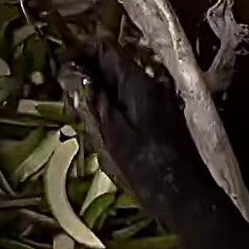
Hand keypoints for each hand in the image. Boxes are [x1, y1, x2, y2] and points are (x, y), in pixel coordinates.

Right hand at [54, 27, 248, 248]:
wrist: (187, 199)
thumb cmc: (147, 166)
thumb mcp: (111, 131)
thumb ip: (92, 97)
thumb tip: (72, 71)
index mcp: (138, 83)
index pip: (106, 48)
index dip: (80, 50)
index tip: (61, 64)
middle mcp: (149, 85)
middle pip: (110, 65)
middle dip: (85, 75)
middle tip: (68, 98)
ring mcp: (155, 100)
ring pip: (117, 83)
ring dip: (95, 92)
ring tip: (79, 116)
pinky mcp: (158, 116)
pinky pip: (126, 99)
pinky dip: (109, 105)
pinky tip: (99, 128)